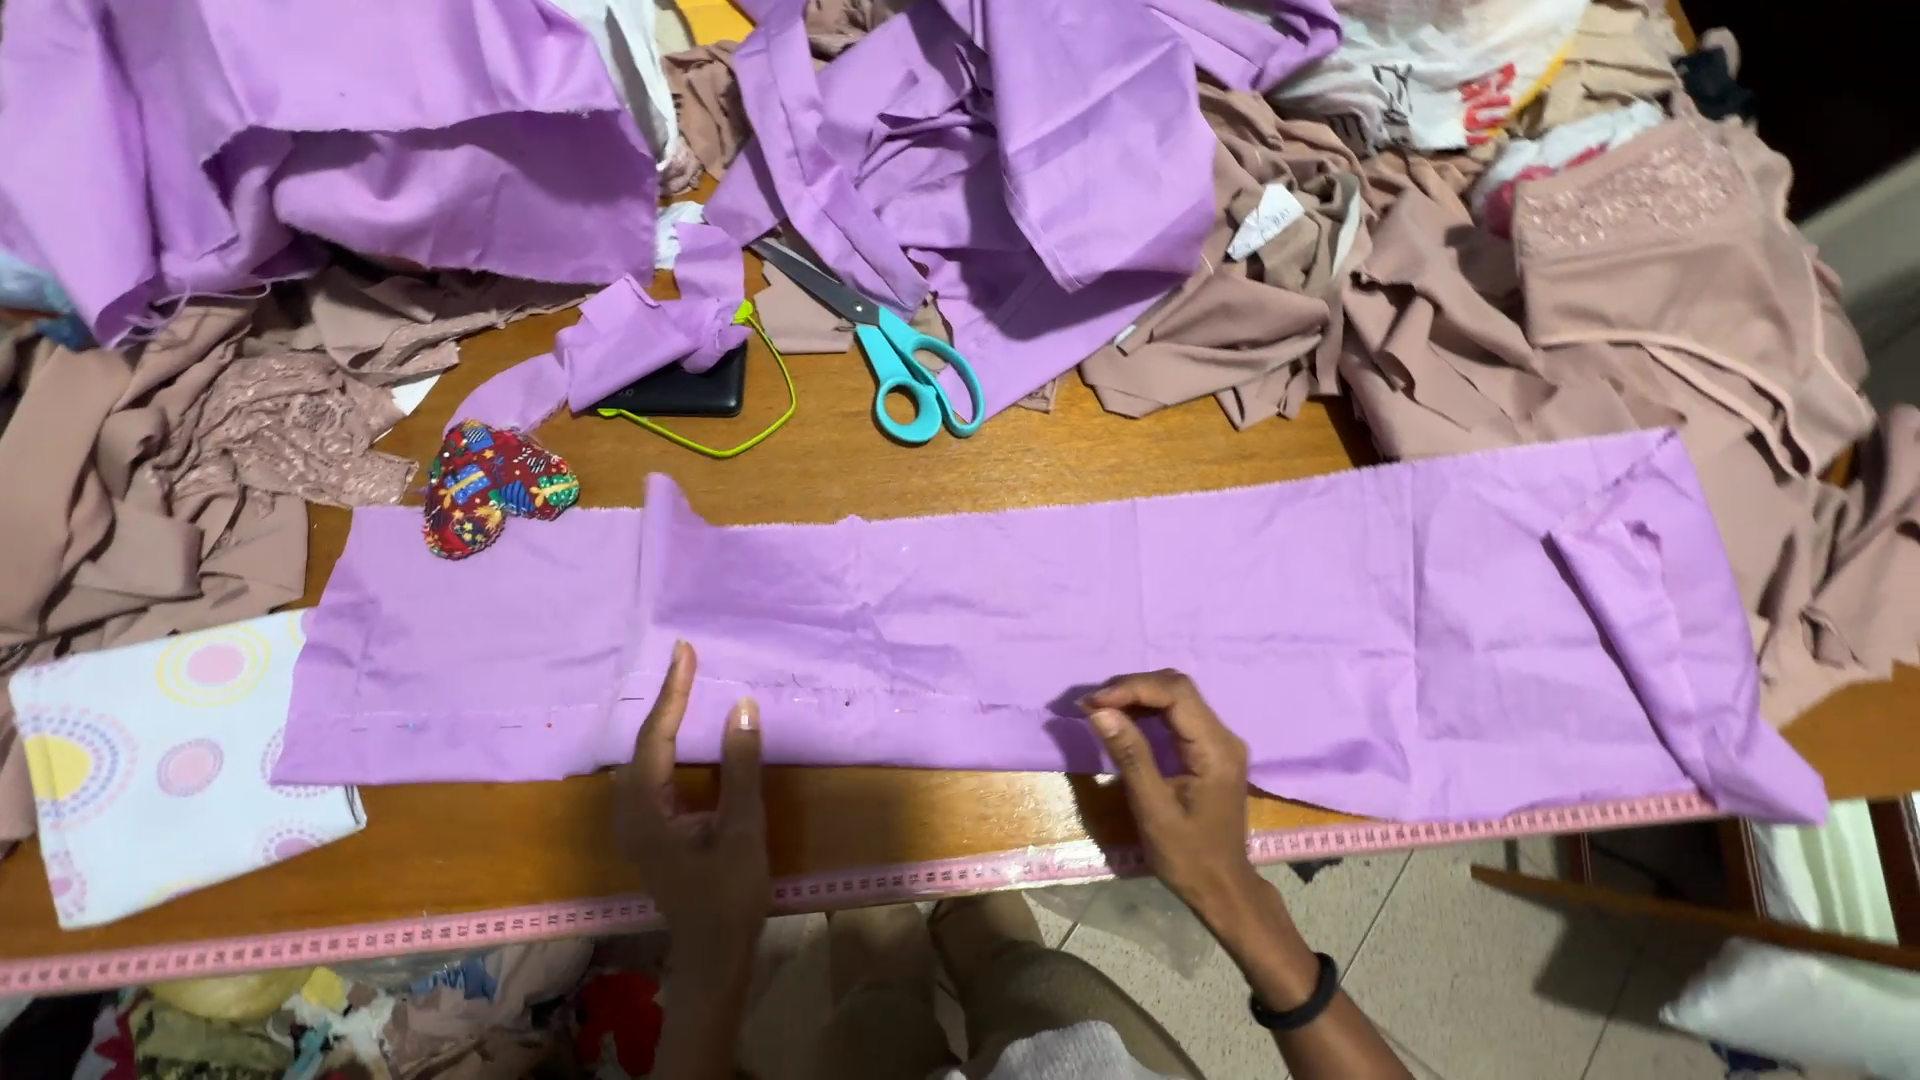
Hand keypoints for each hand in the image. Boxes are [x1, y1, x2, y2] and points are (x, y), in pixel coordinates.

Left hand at [614, 641, 769, 960]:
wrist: (715, 954)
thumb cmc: (729, 894)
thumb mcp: (742, 827)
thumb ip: (740, 766)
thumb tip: (742, 706)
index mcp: (646, 810)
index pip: (657, 736)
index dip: (673, 691)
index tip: (684, 651)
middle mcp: (630, 812)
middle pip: (645, 742)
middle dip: (666, 699)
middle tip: (687, 660)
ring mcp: (637, 823)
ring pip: (646, 758)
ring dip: (666, 720)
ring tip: (685, 684)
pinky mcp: (650, 830)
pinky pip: (655, 773)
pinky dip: (669, 744)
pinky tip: (684, 735)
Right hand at [1081, 670, 1264, 930]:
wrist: (1222, 888)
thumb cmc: (1188, 856)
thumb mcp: (1152, 810)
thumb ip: (1130, 755)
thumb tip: (1100, 712)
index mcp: (1215, 749)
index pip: (1176, 693)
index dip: (1133, 688)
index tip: (1095, 702)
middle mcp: (1223, 736)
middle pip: (1177, 687)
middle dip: (1132, 687)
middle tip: (1092, 703)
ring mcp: (1219, 741)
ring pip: (1176, 696)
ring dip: (1137, 695)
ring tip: (1100, 708)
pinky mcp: (1208, 749)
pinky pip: (1176, 714)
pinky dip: (1146, 710)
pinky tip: (1121, 720)